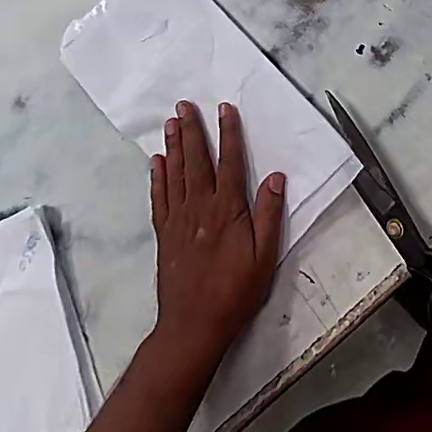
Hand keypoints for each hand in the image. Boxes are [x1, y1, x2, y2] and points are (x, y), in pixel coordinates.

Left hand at [149, 101, 284, 368]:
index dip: (228, 133)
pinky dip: (158, 177)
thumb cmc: (235, 292)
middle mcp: (200, 208)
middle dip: (191, 130)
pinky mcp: (164, 234)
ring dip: (174, 146)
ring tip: (170, 123)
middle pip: (196, 161)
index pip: (229, 162)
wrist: (193, 326)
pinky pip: (159, 198)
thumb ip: (269, 215)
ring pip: (176, 173)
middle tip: (183, 105)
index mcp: (227, 210)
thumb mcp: (264, 257)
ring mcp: (178, 220)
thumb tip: (275, 177)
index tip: (224, 109)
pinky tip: (157, 162)